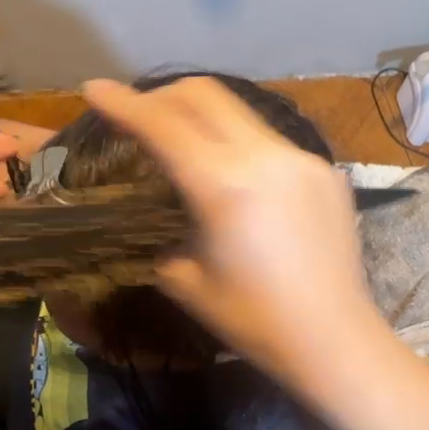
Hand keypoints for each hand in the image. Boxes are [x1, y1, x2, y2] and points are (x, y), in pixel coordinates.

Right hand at [80, 77, 387, 386]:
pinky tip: (233, 176)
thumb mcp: (185, 281)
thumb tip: (150, 216)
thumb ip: (159, 234)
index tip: (94, 89)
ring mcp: (301, 158)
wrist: (334, 339)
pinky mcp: (324, 170)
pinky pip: (269, 140)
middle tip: (136, 113)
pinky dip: (237, 142)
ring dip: (200, 114)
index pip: (163, 125)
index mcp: (224, 186)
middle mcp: (265, 156)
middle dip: (161, 95)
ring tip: (180, 139)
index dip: (123, 103)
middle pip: (204, 94)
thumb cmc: (253, 321)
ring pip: (240, 111)